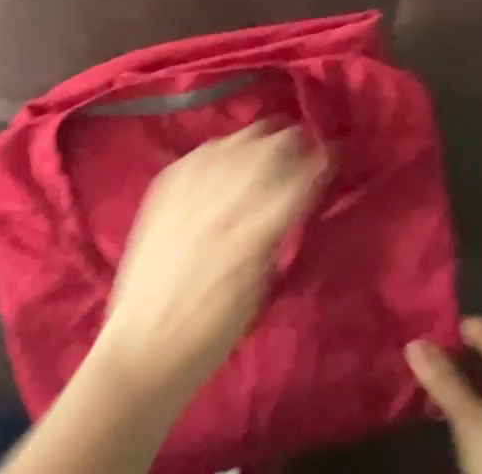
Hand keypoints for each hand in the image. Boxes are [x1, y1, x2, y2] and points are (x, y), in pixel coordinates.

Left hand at [90, 121, 325, 401]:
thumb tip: (294, 202)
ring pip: (231, 144)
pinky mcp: (162, 192)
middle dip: (292, 143)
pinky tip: (226, 150)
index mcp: (252, 233)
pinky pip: (196, 155)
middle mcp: (221, 202)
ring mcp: (188, 193)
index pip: (297, 179)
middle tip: (306, 145)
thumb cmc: (214, 331)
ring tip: (270, 139)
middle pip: (265, 150)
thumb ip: (275, 238)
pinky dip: (218, 149)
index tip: (335, 154)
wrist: (147, 342)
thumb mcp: (260, 288)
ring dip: (256, 139)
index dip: (320, 161)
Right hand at [405, 317, 481, 473]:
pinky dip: (481, 393)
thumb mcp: (467, 420)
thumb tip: (413, 342)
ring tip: (437, 376)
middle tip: (427, 352)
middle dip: (462, 352)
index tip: (428, 328)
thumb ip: (442, 379)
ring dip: (469, 374)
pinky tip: (459, 402)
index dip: (461, 327)